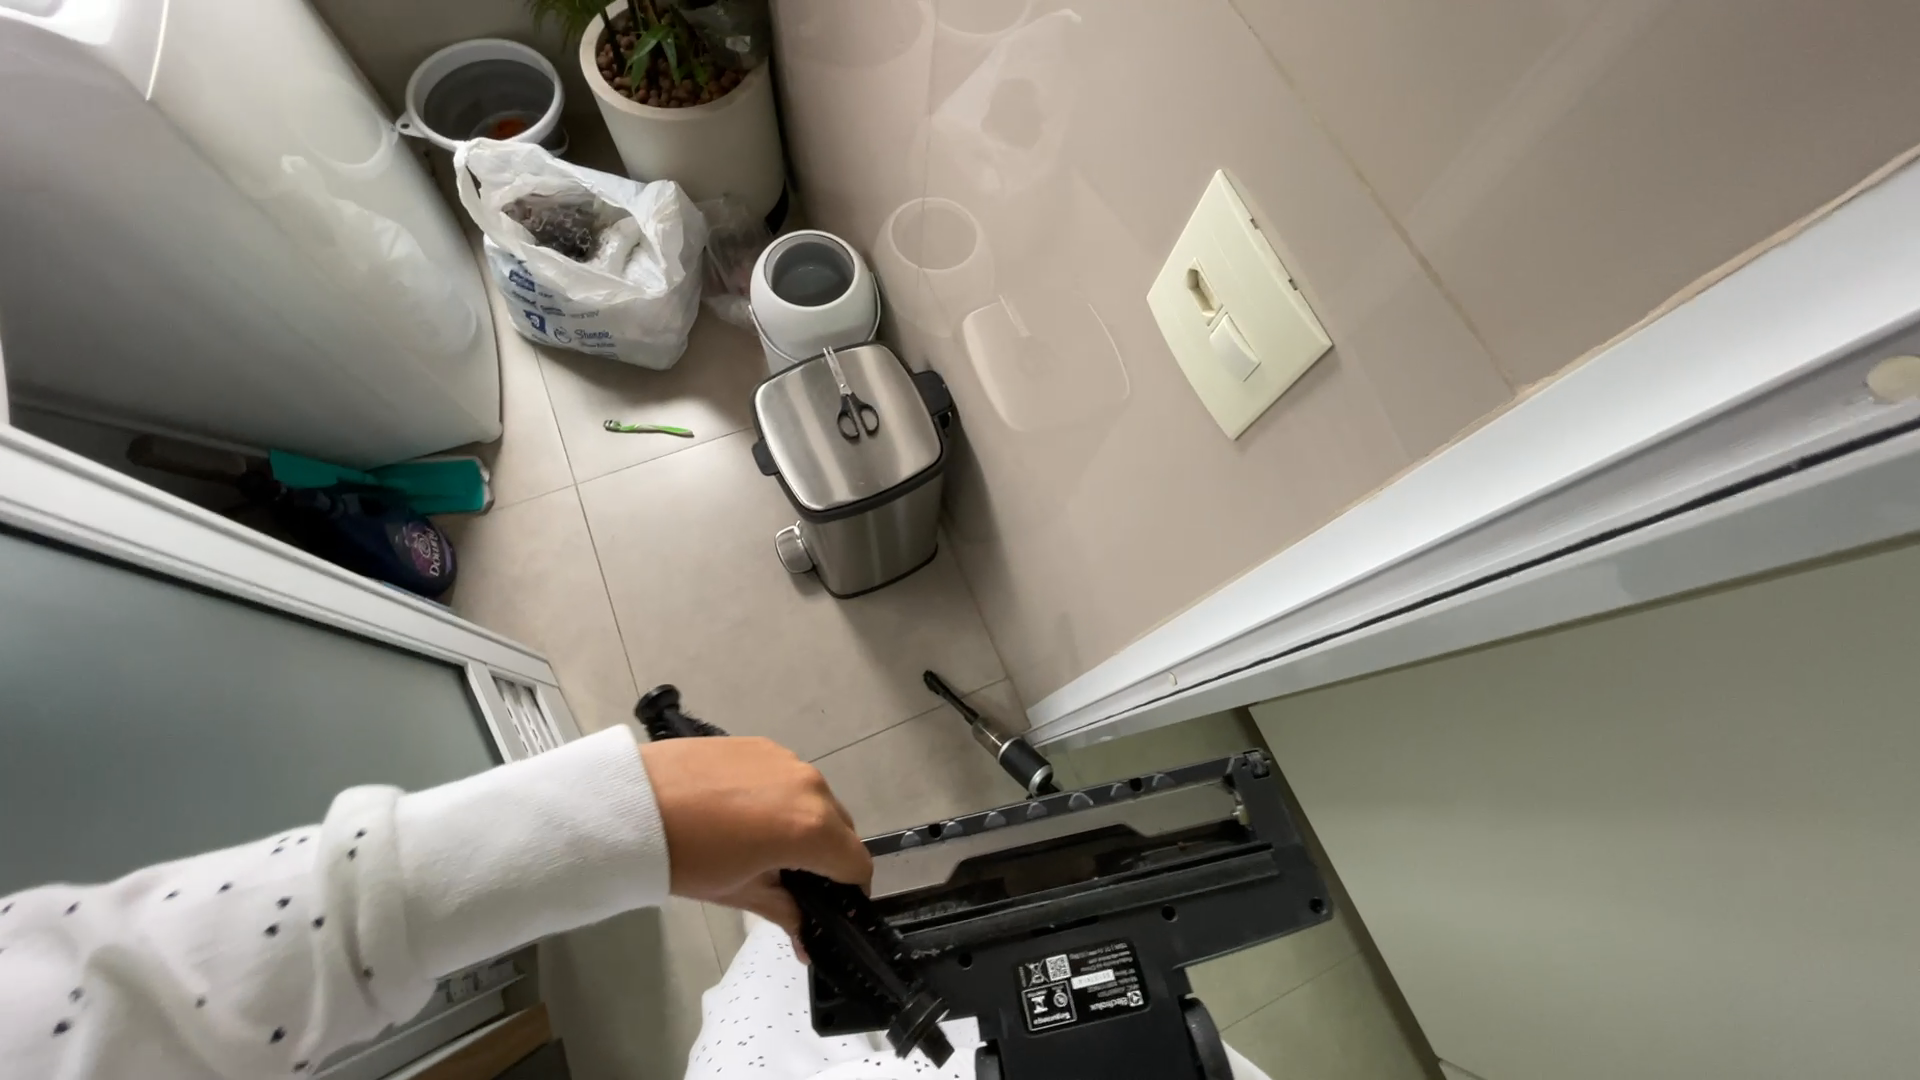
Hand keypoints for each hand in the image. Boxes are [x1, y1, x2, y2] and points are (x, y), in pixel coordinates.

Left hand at [640, 736, 870, 951]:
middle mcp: (812, 787)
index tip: (829, 907)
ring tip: (763, 841)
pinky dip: (783, 798)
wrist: (634, 801)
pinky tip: (745, 811)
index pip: (857, 864)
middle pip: (842, 828)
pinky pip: (790, 777)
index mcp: (812, 828)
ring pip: (818, 799)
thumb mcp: (739, 892)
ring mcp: (790, 760)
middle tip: (793, 878)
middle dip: (829, 857)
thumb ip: (787, 913)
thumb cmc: (687, 857)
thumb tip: (809, 944)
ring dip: (807, 823)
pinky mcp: (766, 744)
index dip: (850, 892)